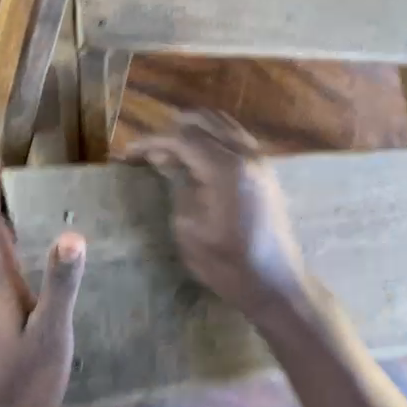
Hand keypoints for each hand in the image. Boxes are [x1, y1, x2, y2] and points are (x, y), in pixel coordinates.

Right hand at [120, 112, 306, 318]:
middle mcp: (244, 154)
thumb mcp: (189, 228)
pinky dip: (212, 137)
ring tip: (172, 154)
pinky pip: (234, 136)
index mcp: (224, 169)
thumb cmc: (228, 265)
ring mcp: (259, 159)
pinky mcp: (265, 168)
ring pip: (220, 123)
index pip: (181, 138)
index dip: (151, 142)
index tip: (129, 154)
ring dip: (193, 131)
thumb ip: (177, 185)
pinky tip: (198, 159)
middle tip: (151, 154)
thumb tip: (163, 158)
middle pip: (201, 121)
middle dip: (171, 132)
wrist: (277, 286)